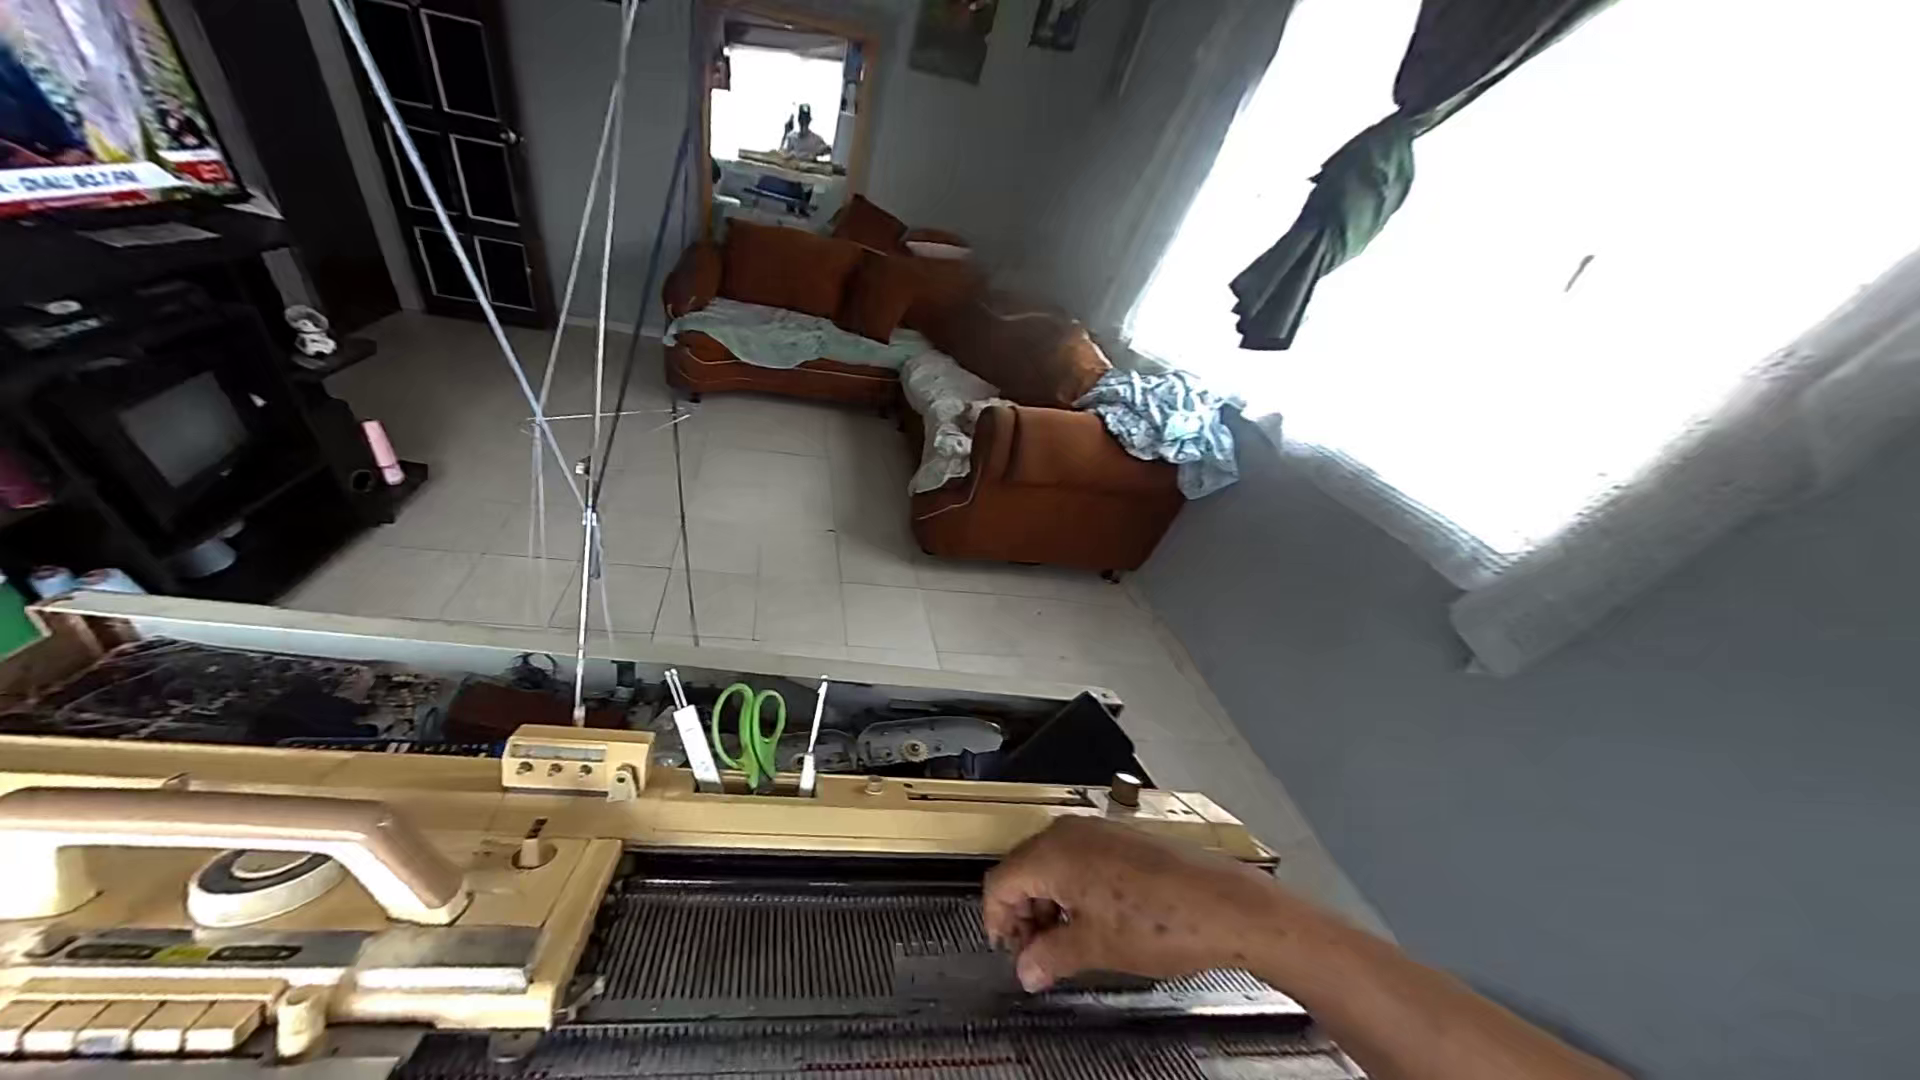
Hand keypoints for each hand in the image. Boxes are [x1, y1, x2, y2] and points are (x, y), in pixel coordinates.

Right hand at [982, 816, 1317, 991]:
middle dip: (1023, 913)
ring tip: (1066, 941)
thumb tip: (1028, 968)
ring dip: (1047, 902)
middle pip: (1022, 869)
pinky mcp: (1117, 836)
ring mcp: (1095, 830)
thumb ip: (1049, 957)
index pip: (999, 882)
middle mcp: (1069, 832)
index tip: (1008, 950)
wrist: (1222, 904)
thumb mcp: (1095, 948)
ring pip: (1049, 863)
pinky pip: (1076, 857)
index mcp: (1053, 853)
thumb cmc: (1164, 918)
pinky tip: (1092, 918)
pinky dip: (1071, 887)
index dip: (997, 921)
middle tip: (1036, 953)